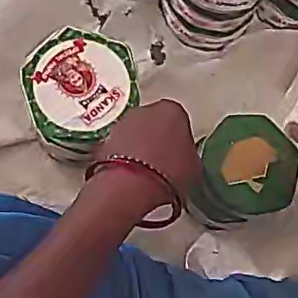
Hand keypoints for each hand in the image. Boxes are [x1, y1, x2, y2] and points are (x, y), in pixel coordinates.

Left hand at [86, 100, 201, 217]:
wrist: (131, 186)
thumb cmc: (169, 173)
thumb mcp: (194, 166)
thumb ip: (189, 155)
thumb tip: (184, 159)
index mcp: (172, 110)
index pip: (179, 120)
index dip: (180, 139)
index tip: (180, 155)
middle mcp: (144, 110)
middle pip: (153, 122)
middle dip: (157, 139)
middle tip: (163, 164)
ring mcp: (121, 124)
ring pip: (133, 134)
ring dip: (138, 148)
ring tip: (146, 174)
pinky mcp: (103, 141)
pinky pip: (118, 148)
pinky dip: (123, 158)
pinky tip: (130, 177)